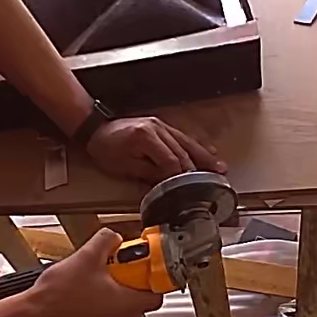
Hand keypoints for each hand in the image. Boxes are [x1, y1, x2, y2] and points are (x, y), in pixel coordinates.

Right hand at [0, 229, 163, 316]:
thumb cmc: (58, 296)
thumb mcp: (87, 256)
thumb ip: (106, 241)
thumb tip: (114, 236)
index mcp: (128, 304)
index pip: (158, 295)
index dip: (156, 278)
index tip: (148, 265)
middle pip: (139, 296)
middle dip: (132, 278)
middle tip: (119, 264)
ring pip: (120, 303)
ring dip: (114, 287)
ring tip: (98, 273)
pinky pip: (103, 310)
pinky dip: (100, 297)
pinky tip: (83, 285)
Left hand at [85, 116, 224, 182]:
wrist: (95, 128)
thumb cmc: (105, 149)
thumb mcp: (124, 167)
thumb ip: (149, 175)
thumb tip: (168, 186)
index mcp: (146, 138)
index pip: (171, 161)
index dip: (180, 177)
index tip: (188, 190)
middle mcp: (158, 129)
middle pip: (183, 152)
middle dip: (198, 169)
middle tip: (214, 182)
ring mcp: (162, 126)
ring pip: (188, 143)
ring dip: (205, 157)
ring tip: (221, 168)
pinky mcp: (163, 127)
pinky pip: (184, 138)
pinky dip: (197, 147)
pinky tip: (210, 153)